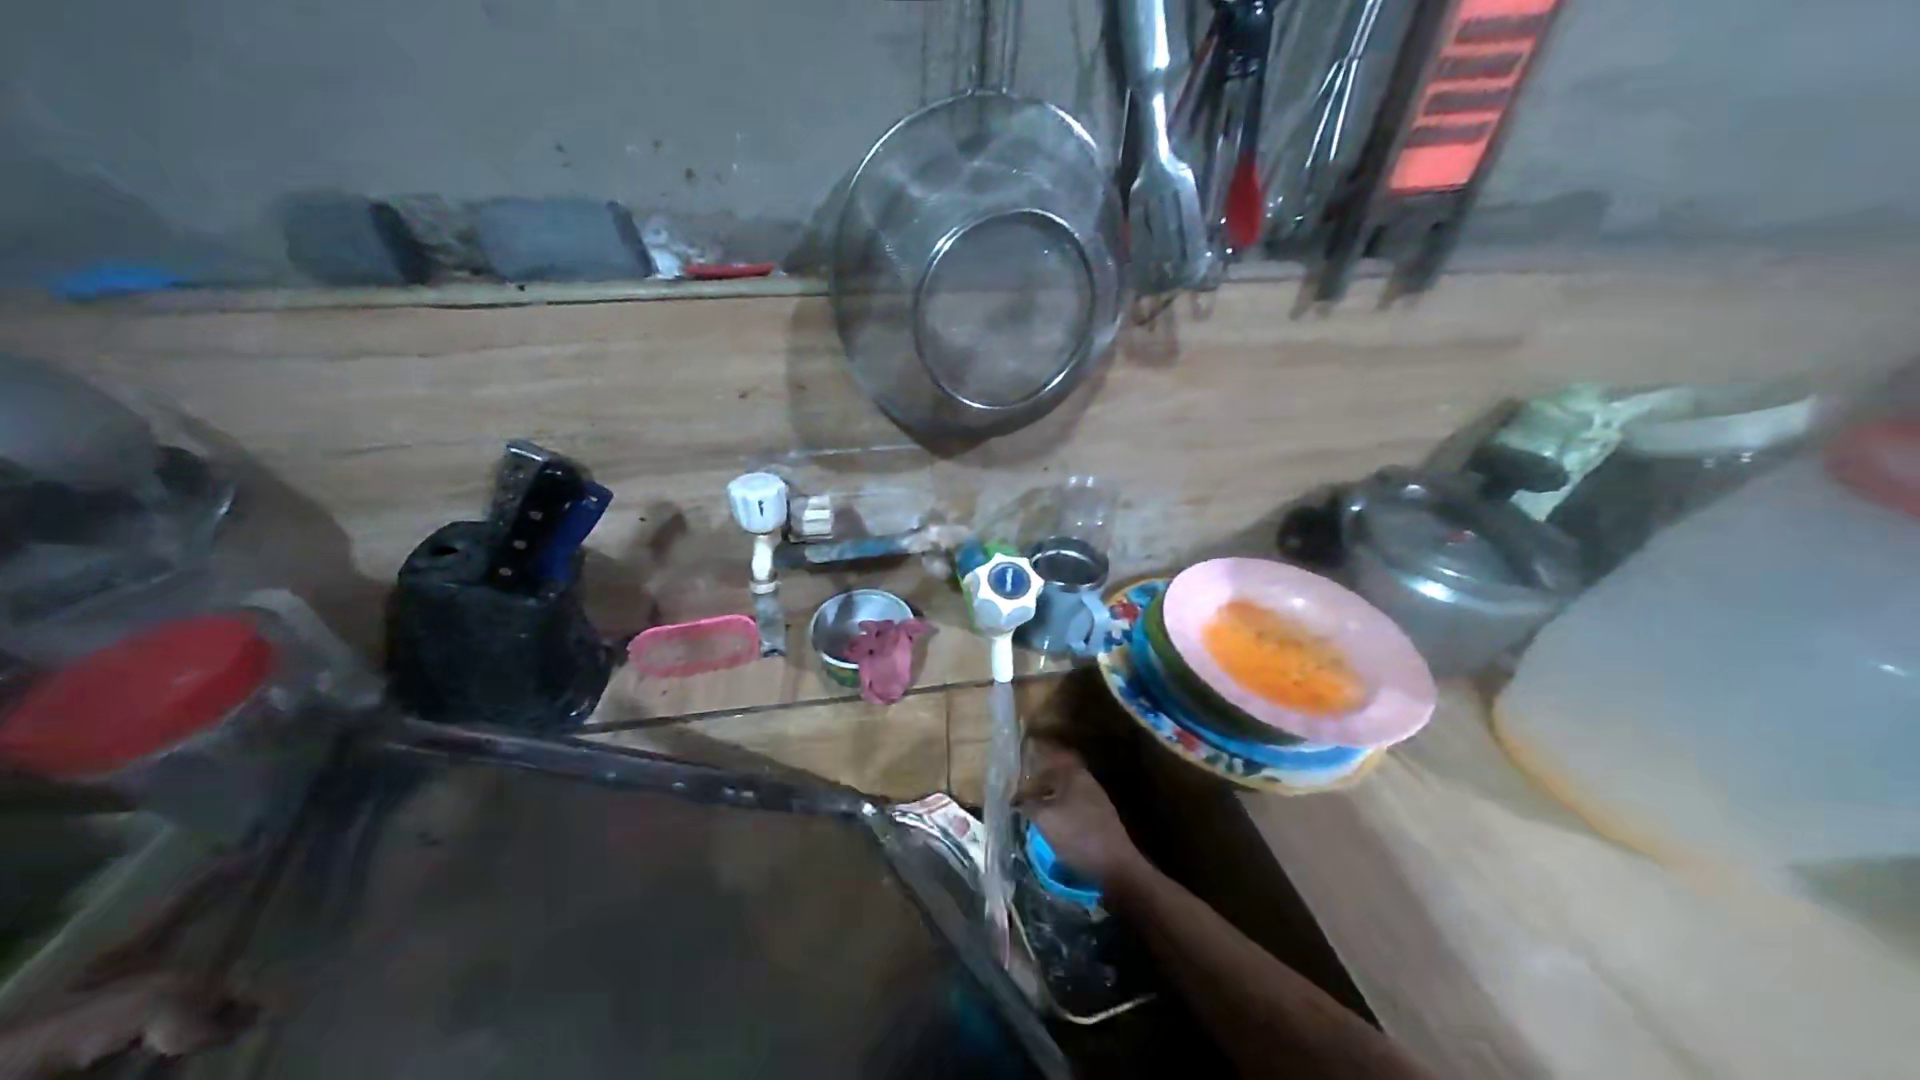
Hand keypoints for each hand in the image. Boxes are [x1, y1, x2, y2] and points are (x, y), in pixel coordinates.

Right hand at [1016, 739, 1144, 888]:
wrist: (1115, 867)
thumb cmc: (1077, 835)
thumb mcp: (1043, 818)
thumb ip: (1027, 802)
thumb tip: (1016, 798)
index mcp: (1074, 774)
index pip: (1051, 755)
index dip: (1033, 759)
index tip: (1018, 767)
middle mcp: (1087, 781)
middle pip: (1058, 774)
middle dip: (1039, 781)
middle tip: (1021, 791)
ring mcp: (1096, 801)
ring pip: (1066, 792)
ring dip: (1049, 798)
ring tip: (1032, 810)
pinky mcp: (1100, 820)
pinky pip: (1073, 808)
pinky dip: (1060, 812)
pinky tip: (1051, 825)